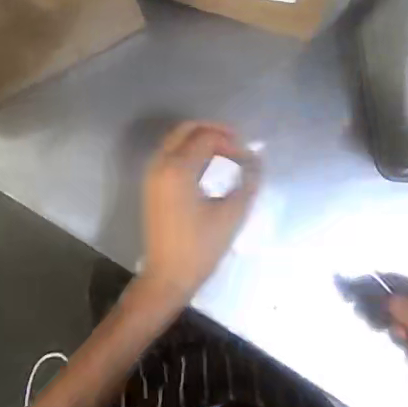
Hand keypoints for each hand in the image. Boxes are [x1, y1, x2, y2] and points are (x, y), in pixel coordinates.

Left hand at [136, 121, 259, 305]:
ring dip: (200, 140)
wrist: (166, 277)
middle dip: (213, 131)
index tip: (249, 158)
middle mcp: (160, 164)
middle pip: (186, 130)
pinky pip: (169, 155)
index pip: (206, 138)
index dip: (231, 143)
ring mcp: (151, 174)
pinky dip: (189, 152)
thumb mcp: (231, 214)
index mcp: (177, 169)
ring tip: (226, 152)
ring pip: (175, 140)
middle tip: (237, 142)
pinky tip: (208, 165)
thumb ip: (247, 182)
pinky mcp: (151, 186)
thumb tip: (256, 160)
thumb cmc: (200, 248)